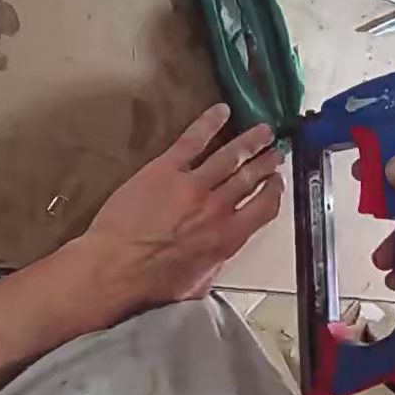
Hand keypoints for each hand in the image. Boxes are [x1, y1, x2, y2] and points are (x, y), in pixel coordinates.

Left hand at [76, 103, 283, 304]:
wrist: (116, 268)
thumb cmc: (152, 284)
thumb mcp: (198, 283)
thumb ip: (216, 262)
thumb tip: (219, 252)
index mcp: (228, 237)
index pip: (264, 207)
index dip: (274, 191)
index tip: (277, 182)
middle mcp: (218, 207)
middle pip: (250, 178)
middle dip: (267, 162)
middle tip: (276, 151)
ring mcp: (193, 185)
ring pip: (231, 156)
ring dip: (250, 141)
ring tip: (263, 130)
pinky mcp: (166, 169)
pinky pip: (193, 140)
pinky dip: (210, 123)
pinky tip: (223, 111)